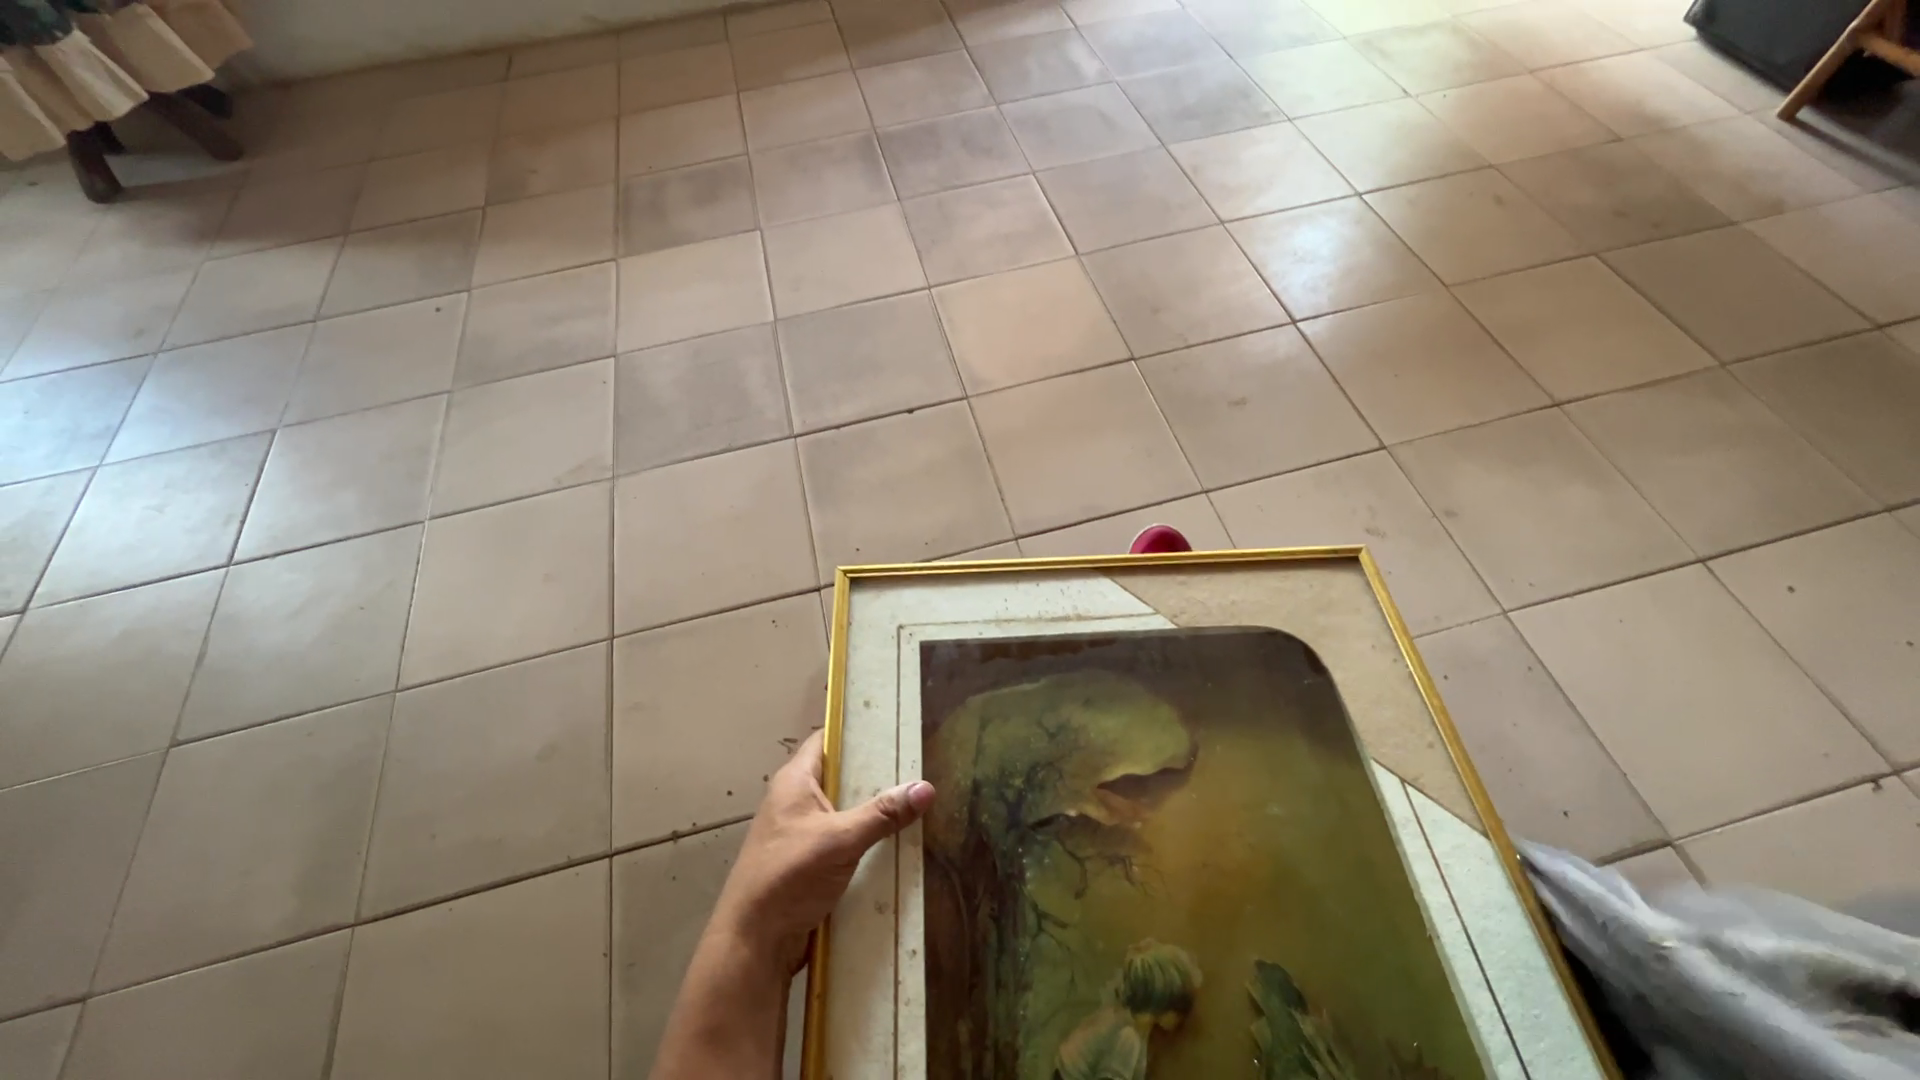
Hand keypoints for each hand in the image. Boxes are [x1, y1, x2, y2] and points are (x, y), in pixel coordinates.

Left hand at [711, 730, 935, 974]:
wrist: (754, 942)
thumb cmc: (788, 876)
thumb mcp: (840, 839)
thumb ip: (882, 814)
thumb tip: (926, 787)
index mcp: (794, 783)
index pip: (826, 741)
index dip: (856, 732)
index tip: (894, 727)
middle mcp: (795, 802)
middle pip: (841, 777)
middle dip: (876, 775)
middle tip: (919, 767)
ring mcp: (800, 835)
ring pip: (845, 812)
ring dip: (874, 812)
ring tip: (918, 802)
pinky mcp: (809, 865)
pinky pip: (844, 842)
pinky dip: (867, 842)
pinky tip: (898, 844)